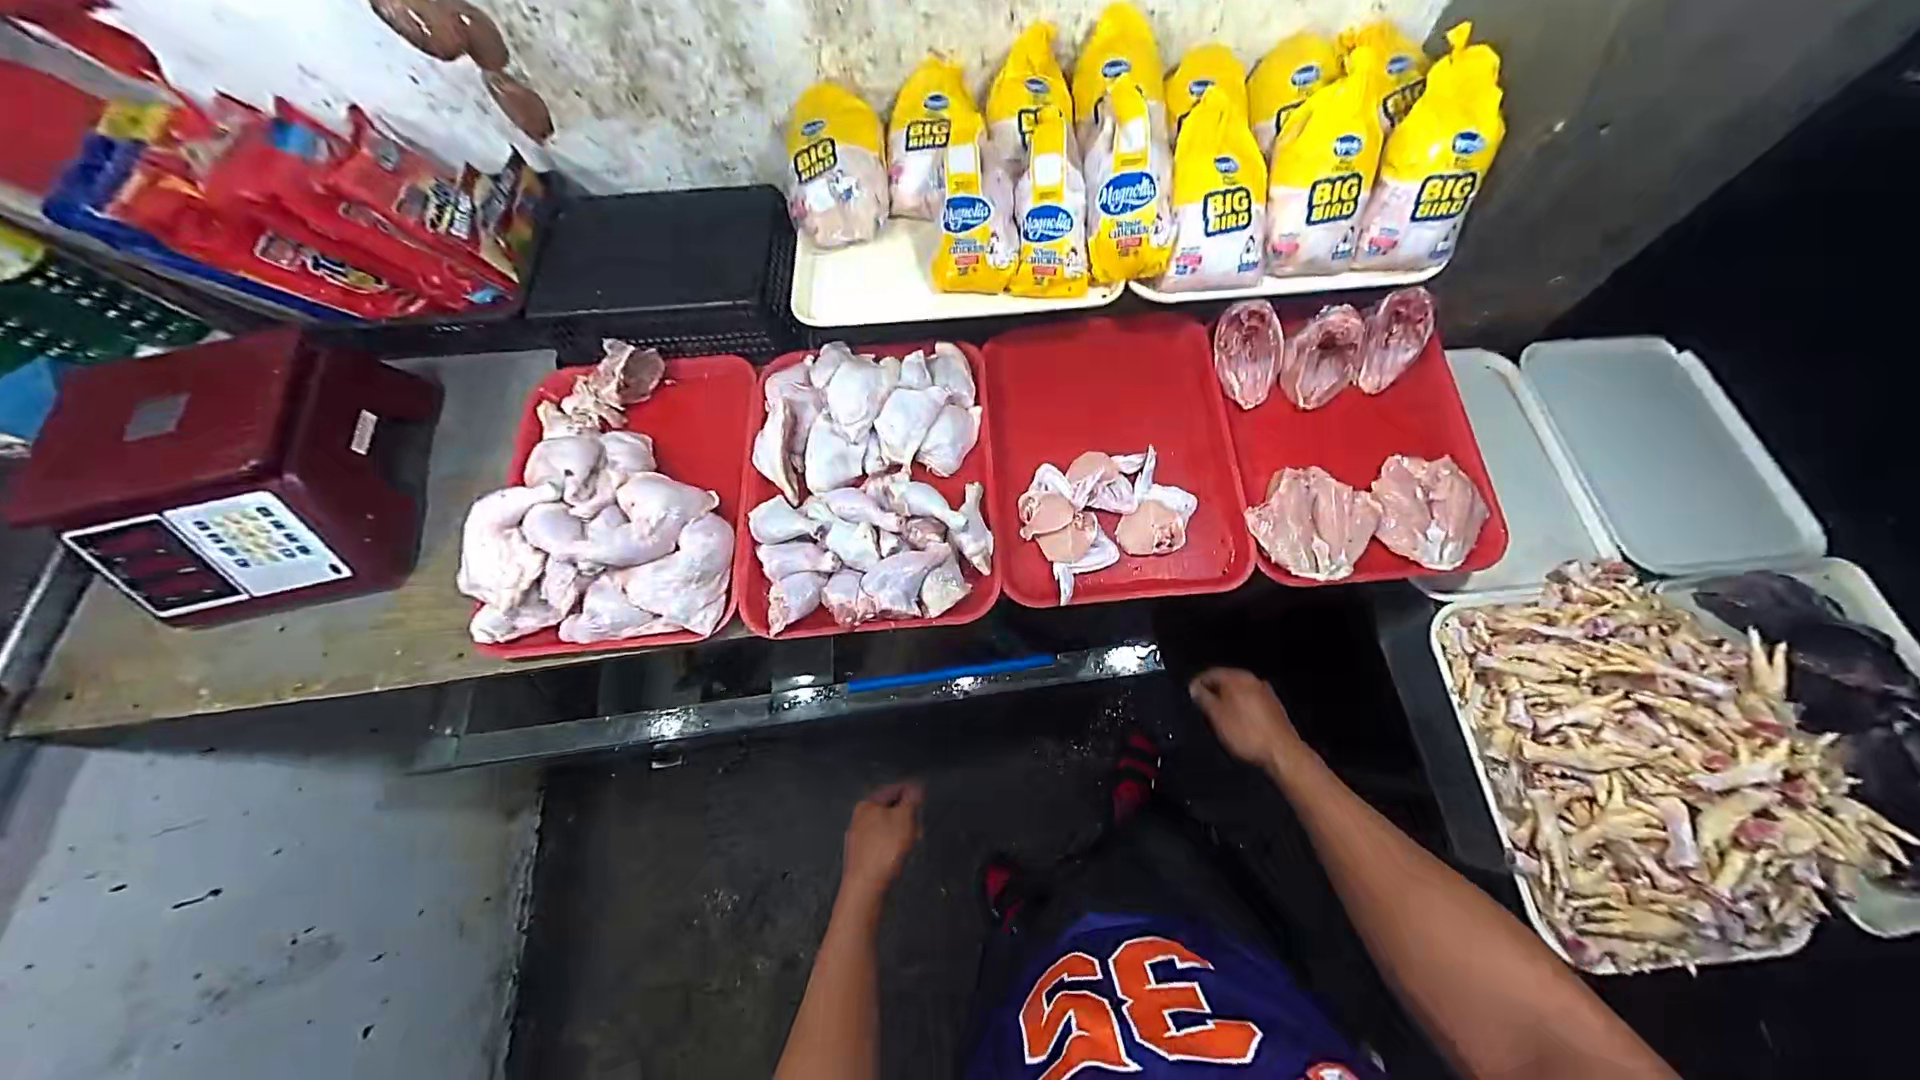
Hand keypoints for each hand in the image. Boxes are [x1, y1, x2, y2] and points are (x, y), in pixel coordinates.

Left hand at [839, 781, 923, 901]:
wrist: (864, 887)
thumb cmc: (886, 848)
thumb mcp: (904, 818)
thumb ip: (911, 800)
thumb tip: (915, 787)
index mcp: (867, 804)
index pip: (894, 789)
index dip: (912, 792)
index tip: (925, 801)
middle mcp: (859, 817)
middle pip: (889, 808)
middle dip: (907, 815)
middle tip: (919, 826)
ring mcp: (857, 837)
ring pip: (885, 826)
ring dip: (901, 830)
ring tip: (912, 841)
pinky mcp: (859, 855)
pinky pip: (880, 841)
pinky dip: (892, 843)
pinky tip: (899, 854)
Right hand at [1189, 668, 1305, 771]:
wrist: (1282, 752)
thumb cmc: (1245, 732)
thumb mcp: (1216, 715)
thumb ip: (1202, 698)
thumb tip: (1194, 687)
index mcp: (1237, 677)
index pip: (1209, 673)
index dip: (1197, 685)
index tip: (1190, 698)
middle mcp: (1252, 680)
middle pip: (1225, 682)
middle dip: (1213, 694)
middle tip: (1203, 710)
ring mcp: (1265, 692)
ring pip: (1238, 692)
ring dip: (1227, 702)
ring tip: (1219, 719)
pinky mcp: (1274, 707)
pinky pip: (1250, 702)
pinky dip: (1240, 709)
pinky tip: (1238, 724)